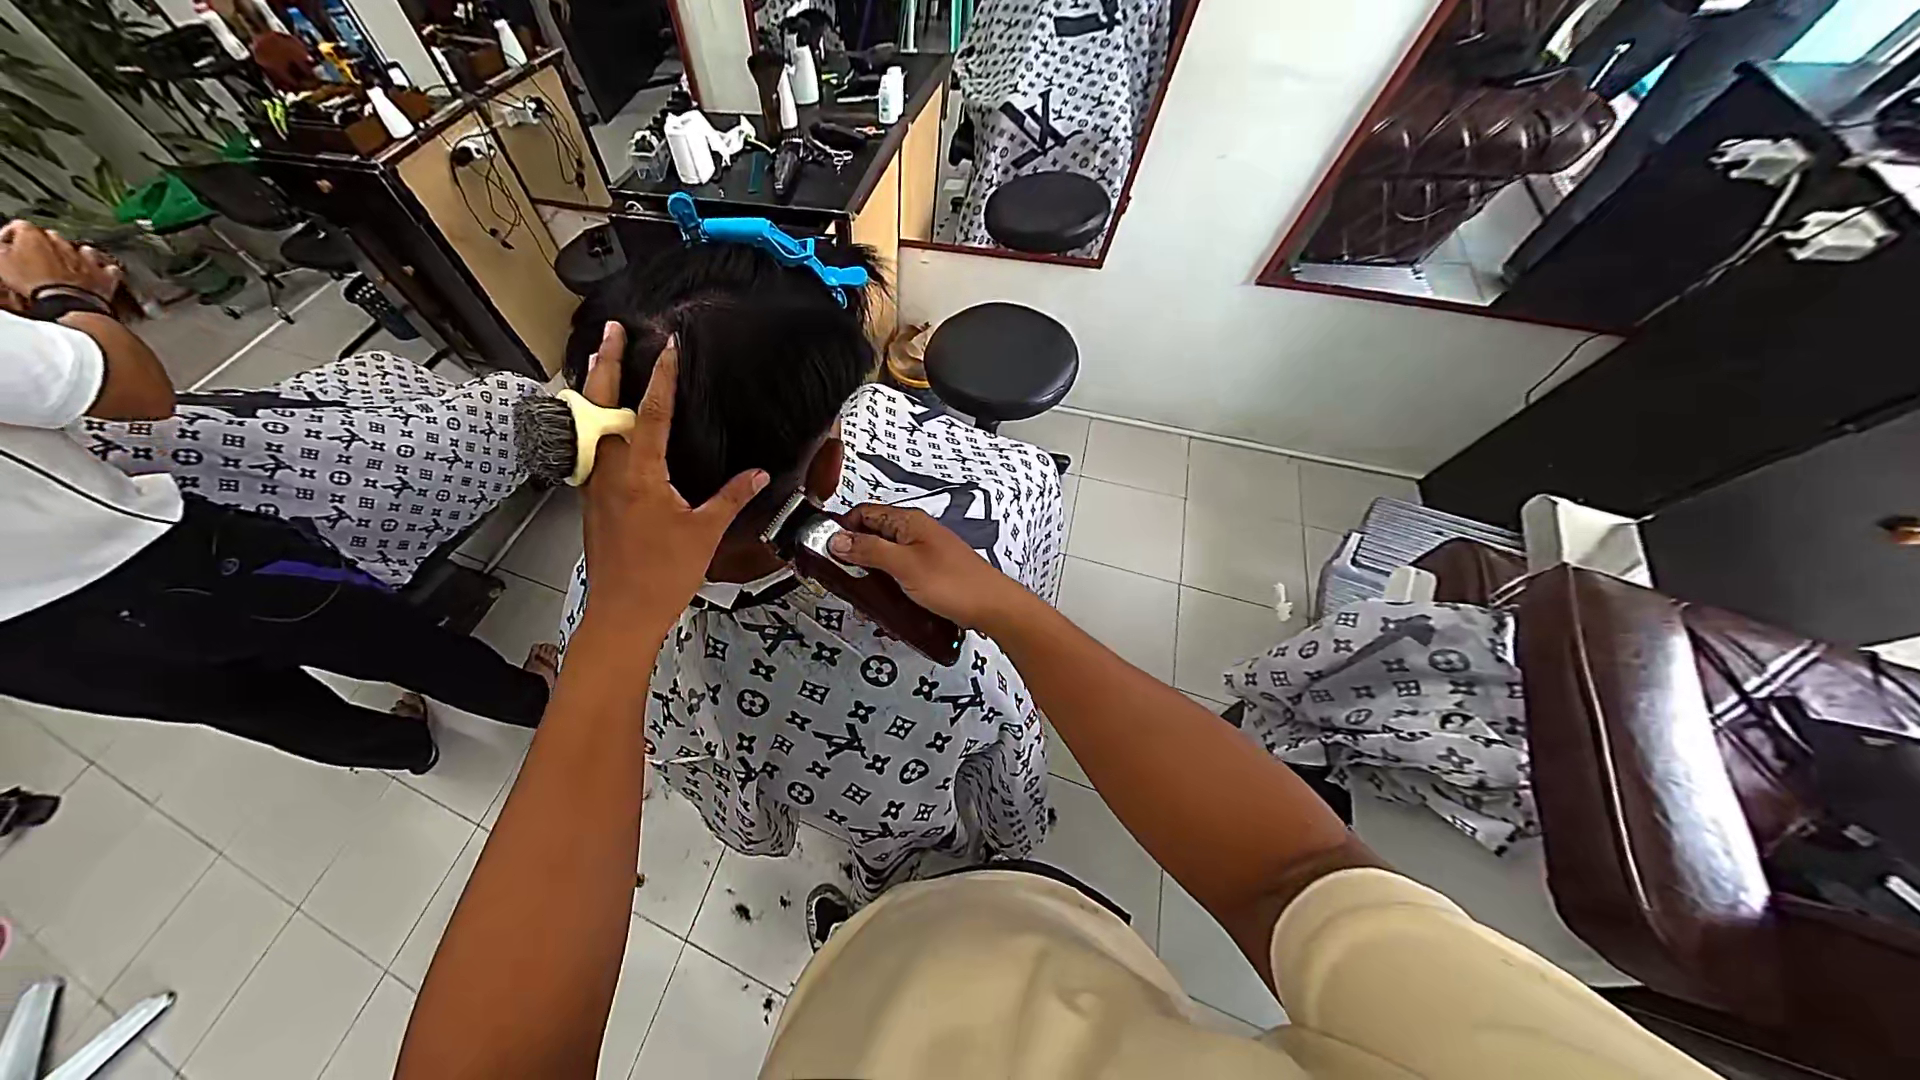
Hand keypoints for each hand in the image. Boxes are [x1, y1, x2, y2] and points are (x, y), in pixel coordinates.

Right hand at [0, 221, 120, 299]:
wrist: (66, 300)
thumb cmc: (28, 279)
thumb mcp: (0, 259)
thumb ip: (1, 247)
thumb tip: (3, 244)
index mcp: (35, 236)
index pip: (20, 225)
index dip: (11, 234)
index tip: (7, 245)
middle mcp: (65, 244)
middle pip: (52, 236)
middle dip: (43, 242)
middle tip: (35, 254)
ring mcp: (90, 260)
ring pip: (83, 249)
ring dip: (74, 253)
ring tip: (67, 261)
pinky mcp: (107, 275)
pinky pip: (110, 268)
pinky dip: (104, 269)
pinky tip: (99, 272)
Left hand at [577, 322, 767, 626]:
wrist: (623, 611)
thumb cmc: (662, 574)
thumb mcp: (706, 532)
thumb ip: (732, 496)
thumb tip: (759, 472)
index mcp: (639, 474)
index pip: (652, 412)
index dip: (663, 376)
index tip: (669, 346)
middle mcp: (608, 471)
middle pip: (603, 404)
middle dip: (607, 362)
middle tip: (611, 329)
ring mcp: (594, 483)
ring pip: (589, 422)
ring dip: (595, 387)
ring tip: (600, 359)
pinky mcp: (592, 498)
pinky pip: (589, 445)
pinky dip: (594, 419)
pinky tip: (603, 418)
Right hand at [828, 504, 1035, 630]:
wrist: (992, 608)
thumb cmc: (958, 584)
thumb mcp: (903, 565)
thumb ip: (868, 550)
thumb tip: (838, 540)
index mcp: (909, 521)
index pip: (864, 512)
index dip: (842, 528)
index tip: (827, 549)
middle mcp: (916, 532)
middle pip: (872, 535)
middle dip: (854, 555)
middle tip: (845, 576)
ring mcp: (924, 553)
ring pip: (885, 557)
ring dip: (871, 575)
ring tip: (865, 595)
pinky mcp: (930, 573)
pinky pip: (899, 574)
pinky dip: (888, 586)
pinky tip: (887, 603)